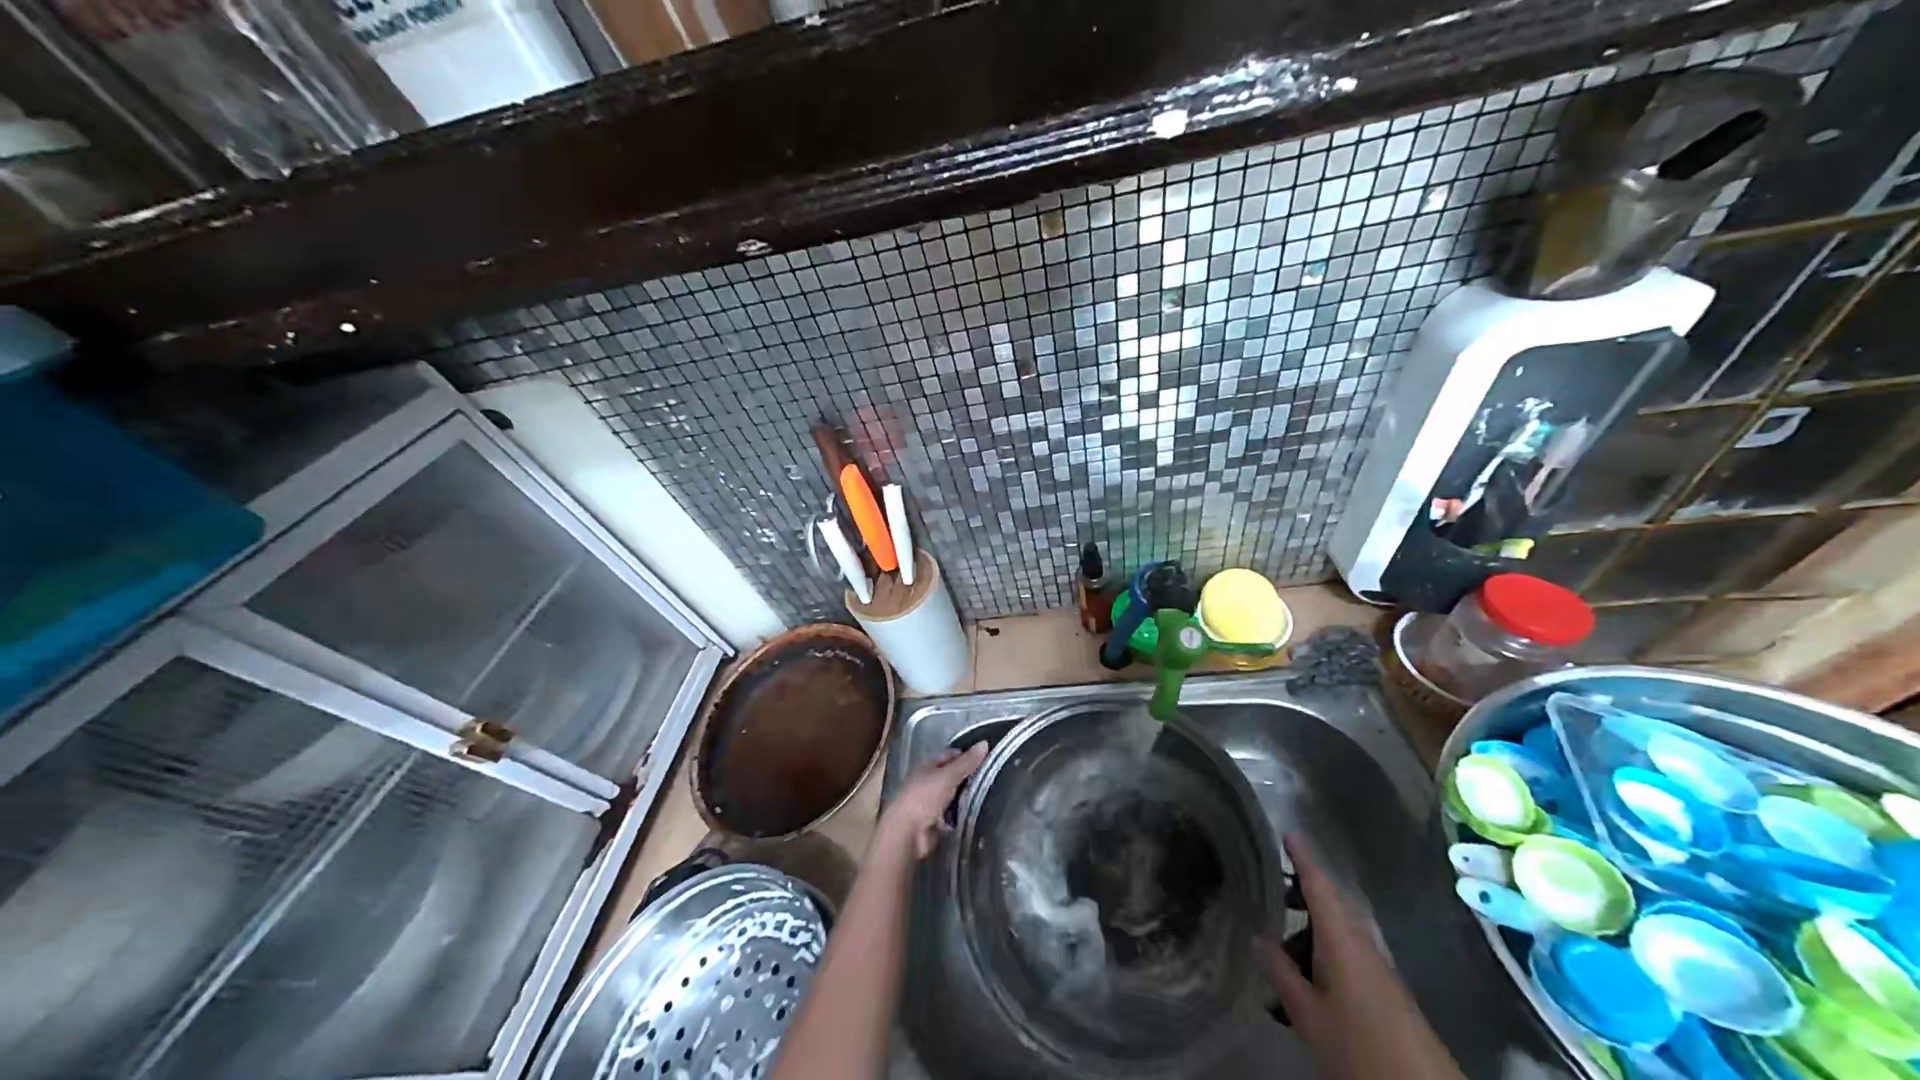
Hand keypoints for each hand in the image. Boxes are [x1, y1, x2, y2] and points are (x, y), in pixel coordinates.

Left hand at [875, 742, 988, 859]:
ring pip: (956, 795)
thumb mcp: (948, 776)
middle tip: (992, 778)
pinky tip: (979, 812)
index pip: (951, 755)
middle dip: (970, 777)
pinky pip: (955, 813)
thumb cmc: (925, 797)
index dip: (968, 755)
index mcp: (928, 765)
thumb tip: (985, 743)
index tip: (987, 759)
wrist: (908, 833)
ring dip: (968, 796)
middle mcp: (929, 781)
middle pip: (954, 775)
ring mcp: (932, 802)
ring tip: (991, 794)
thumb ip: (966, 762)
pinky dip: (963, 813)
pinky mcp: (937, 821)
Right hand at [1255, 835, 1464, 1079]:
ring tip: (1281, 942)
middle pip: (1332, 903)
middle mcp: (1363, 943)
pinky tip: (1305, 973)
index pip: (1321, 887)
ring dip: (1311, 926)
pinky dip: (1323, 948)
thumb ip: (1281, 971)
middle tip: (1272, 888)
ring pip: (1340, 929)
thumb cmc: (1358, 1043)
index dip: (1304, 859)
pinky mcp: (1384, 986)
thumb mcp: (1307, 1012)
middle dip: (1303, 890)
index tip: (1288, 832)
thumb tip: (1257, 937)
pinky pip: (1348, 951)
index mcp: (1343, 939)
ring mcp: (1377, 966)